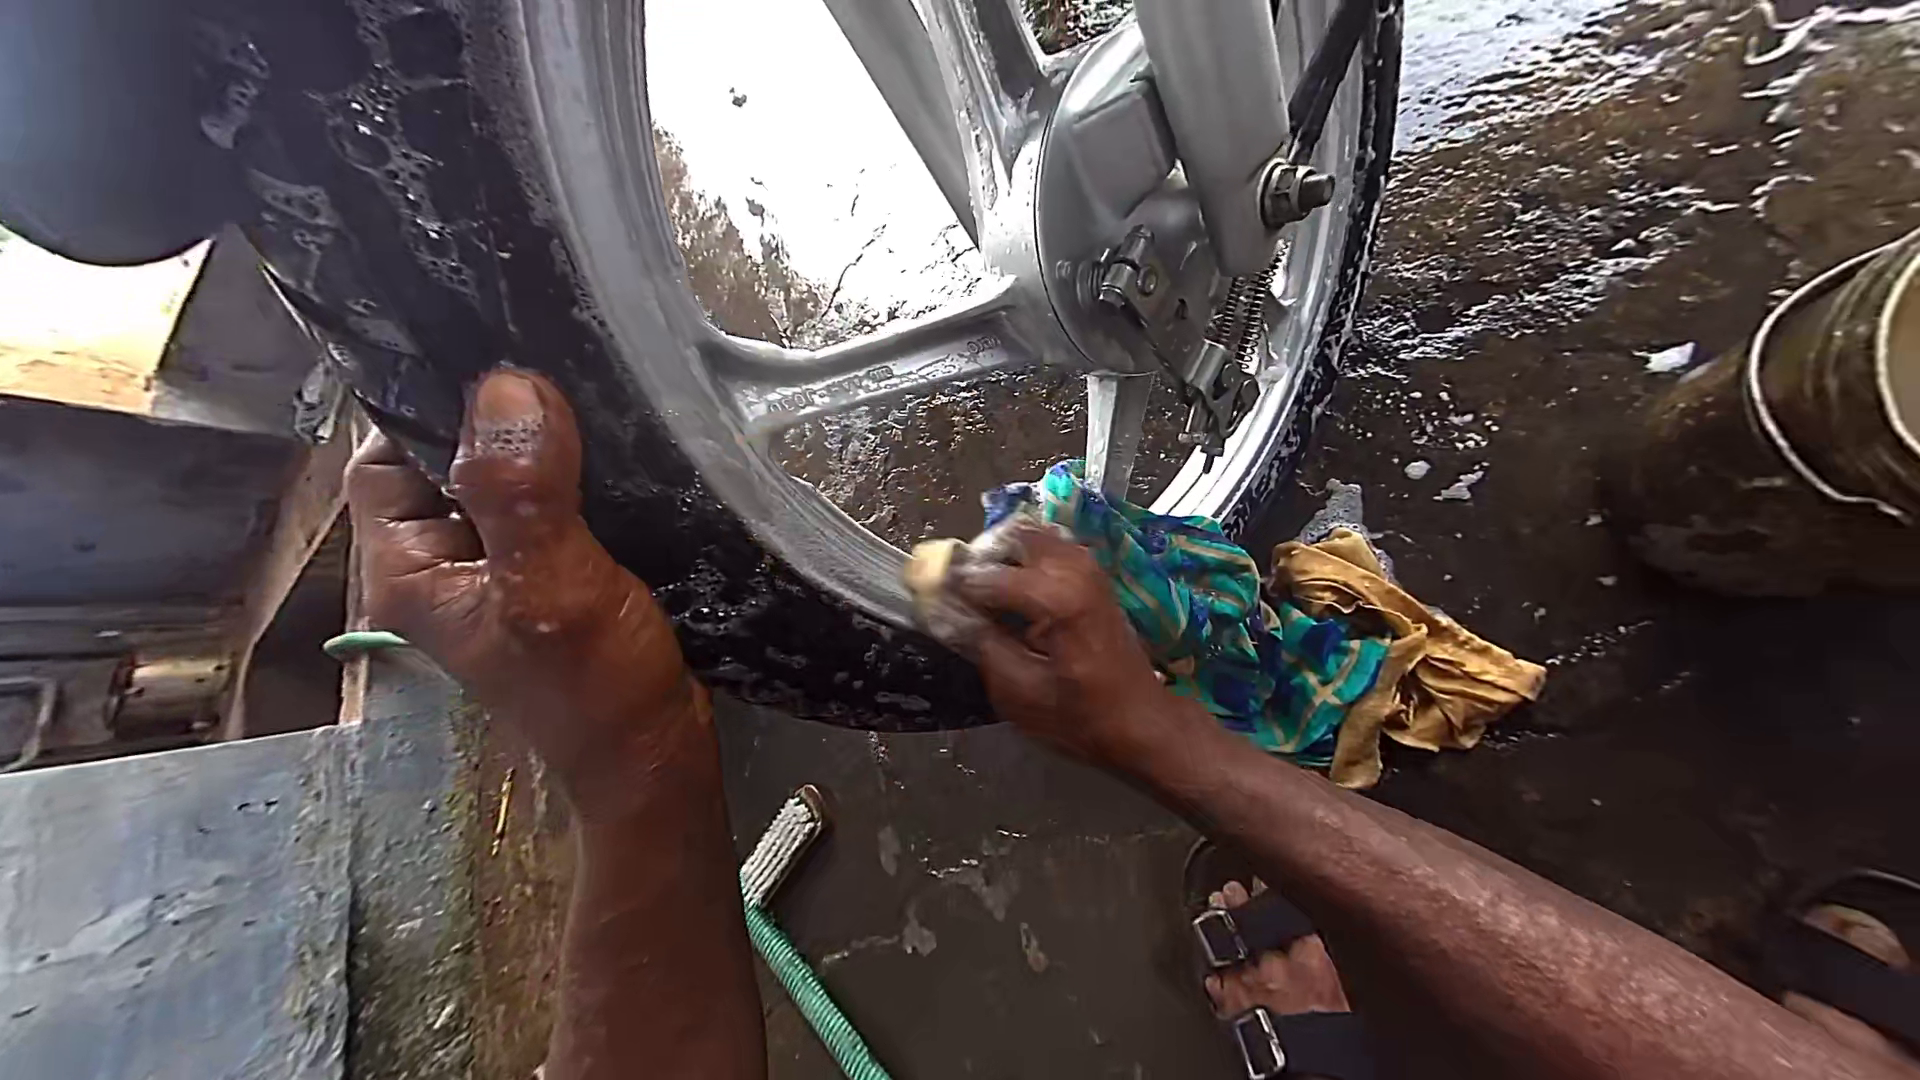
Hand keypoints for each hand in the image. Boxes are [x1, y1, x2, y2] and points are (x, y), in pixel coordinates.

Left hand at [346, 368, 700, 815]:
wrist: (657, 750)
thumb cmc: (598, 685)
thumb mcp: (553, 590)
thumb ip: (525, 496)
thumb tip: (508, 386)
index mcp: (416, 567)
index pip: (391, 456)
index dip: (434, 402)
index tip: (501, 351)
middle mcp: (457, 562)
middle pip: (463, 464)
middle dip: (510, 420)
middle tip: (570, 367)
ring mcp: (518, 569)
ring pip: (524, 483)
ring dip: (559, 448)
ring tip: (607, 399)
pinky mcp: (571, 574)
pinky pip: (570, 507)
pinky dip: (594, 479)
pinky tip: (634, 457)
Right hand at [950, 524, 1204, 771]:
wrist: (1141, 720)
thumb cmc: (1080, 716)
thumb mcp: (1016, 690)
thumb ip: (978, 642)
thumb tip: (942, 609)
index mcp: (1054, 597)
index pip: (982, 576)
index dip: (950, 586)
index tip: (929, 597)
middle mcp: (1072, 567)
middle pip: (1009, 534)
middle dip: (980, 558)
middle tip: (962, 591)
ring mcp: (1087, 564)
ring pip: (1031, 533)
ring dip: (1003, 554)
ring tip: (988, 593)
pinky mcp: (1093, 571)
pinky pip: (1049, 545)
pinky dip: (1025, 557)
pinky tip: (1016, 592)